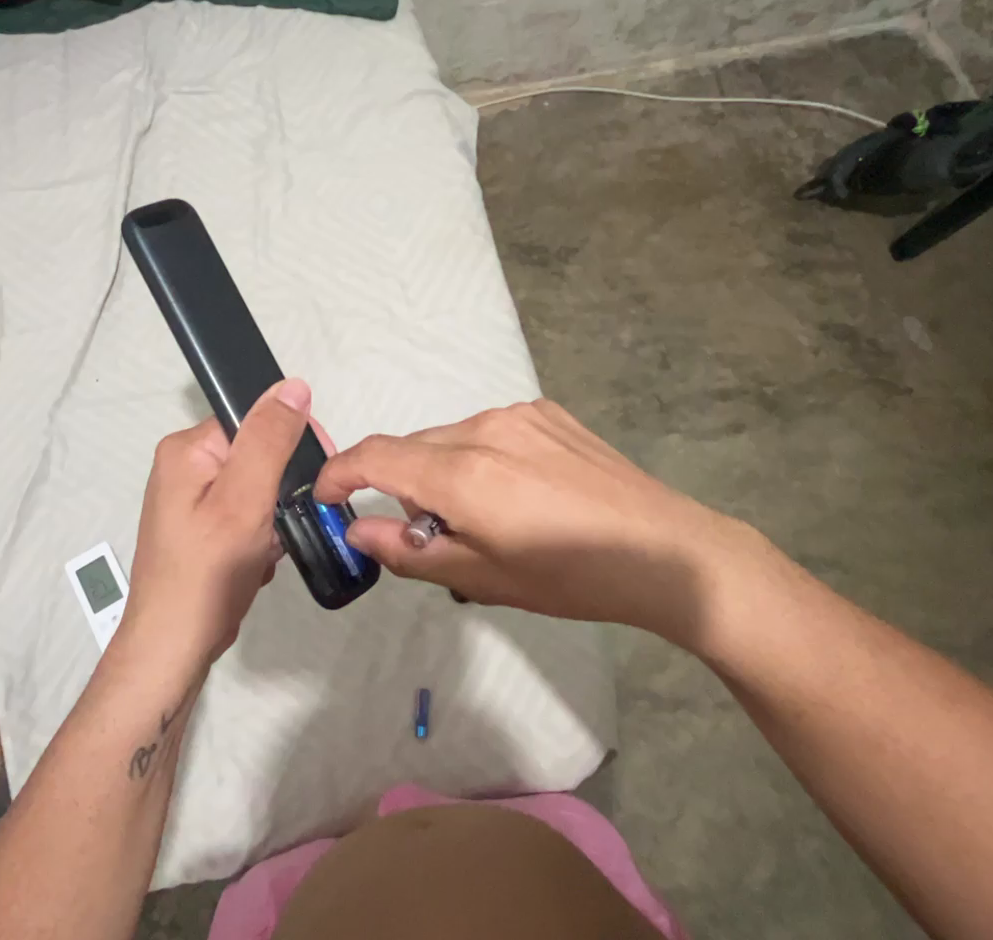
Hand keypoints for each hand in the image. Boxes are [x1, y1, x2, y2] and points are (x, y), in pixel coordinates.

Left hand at [119, 379, 313, 669]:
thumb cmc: (207, 572)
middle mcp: (184, 468)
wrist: (174, 648)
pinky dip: (260, 539)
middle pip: (256, 456)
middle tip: (281, 525)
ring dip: (273, 519)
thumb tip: (294, 386)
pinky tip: (257, 563)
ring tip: (266, 550)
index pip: (252, 420)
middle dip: (280, 490)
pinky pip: (246, 519)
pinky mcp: (201, 533)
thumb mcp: (244, 499)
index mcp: (187, 450)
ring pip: (256, 492)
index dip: (289, 442)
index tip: (315, 474)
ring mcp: (191, 504)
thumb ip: (270, 439)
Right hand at [314, 399, 781, 649]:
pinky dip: (476, 457)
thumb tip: (358, 530)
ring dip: (439, 471)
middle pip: (410, 447)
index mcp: (461, 474)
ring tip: (480, 516)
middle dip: (397, 484)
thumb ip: (408, 552)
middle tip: (421, 533)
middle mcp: (482, 429)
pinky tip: (516, 492)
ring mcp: (517, 415)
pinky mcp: (547, 413)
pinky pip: (487, 430)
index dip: (340, 473)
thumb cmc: (569, 578)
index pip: (374, 456)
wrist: (665, 552)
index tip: (327, 498)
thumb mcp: (481, 579)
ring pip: (448, 438)